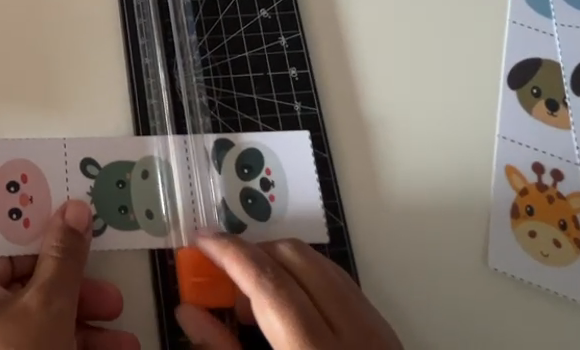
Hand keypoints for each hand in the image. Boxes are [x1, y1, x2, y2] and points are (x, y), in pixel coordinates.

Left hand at [0, 198, 139, 349]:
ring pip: (35, 326)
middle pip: (25, 288)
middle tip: (112, 299)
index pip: (5, 248)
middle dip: (77, 296)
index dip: (47, 239)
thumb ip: (64, 257)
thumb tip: (75, 210)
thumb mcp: (48, 308)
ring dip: (83, 330)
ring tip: (123, 340)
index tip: (80, 234)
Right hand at [174, 236, 400, 349]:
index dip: (229, 253)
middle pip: (294, 259)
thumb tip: (188, 310)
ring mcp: (379, 337)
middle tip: (223, 278)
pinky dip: (309, 280)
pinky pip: (343, 286)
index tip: (200, 239)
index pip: (266, 282)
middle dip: (252, 254)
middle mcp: (353, 336)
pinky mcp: (391, 340)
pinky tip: (291, 308)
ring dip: (281, 264)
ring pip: (322, 265)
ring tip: (254, 297)